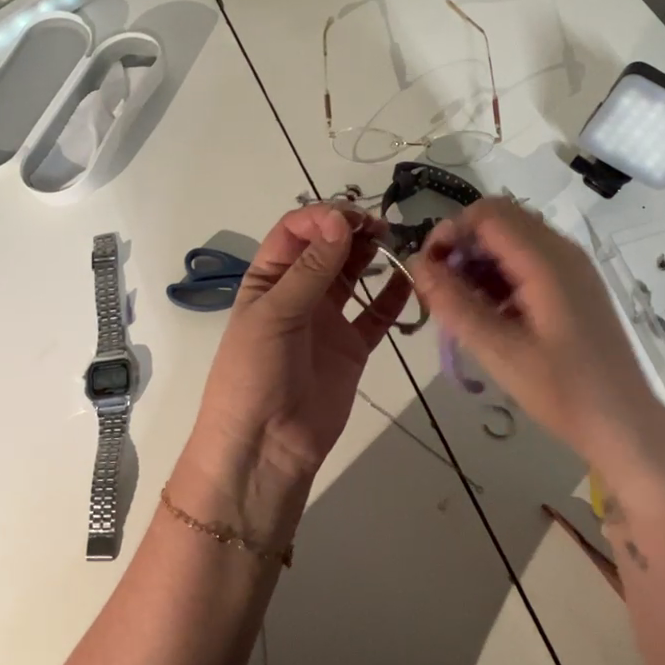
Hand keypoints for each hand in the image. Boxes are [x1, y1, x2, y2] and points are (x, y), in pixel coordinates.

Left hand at [186, 204, 410, 486]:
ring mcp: (327, 320)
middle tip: (382, 227)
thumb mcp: (274, 315)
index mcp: (269, 279)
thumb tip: (340, 221)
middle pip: (328, 248)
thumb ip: (311, 269)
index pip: (295, 232)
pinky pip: (376, 315)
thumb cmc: (254, 374)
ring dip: (372, 257)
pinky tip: (410, 283)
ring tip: (396, 246)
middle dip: (352, 231)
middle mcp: (298, 293)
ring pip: (353, 276)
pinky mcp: (352, 348)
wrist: (265, 446)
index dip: (322, 218)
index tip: (352, 219)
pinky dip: (393, 297)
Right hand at [411, 198, 658, 458]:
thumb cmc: (563, 391)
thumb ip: (454, 303)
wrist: (625, 425)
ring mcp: (573, 267)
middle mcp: (562, 251)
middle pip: (499, 220)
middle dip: (462, 246)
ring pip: (512, 239)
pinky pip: (528, 260)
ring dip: (479, 262)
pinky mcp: (574, 285)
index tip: (427, 270)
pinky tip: (491, 315)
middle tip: (440, 290)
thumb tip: (416, 264)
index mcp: (547, 261)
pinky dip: (500, 275)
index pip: (487, 214)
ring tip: (462, 308)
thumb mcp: (499, 352)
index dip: (450, 232)